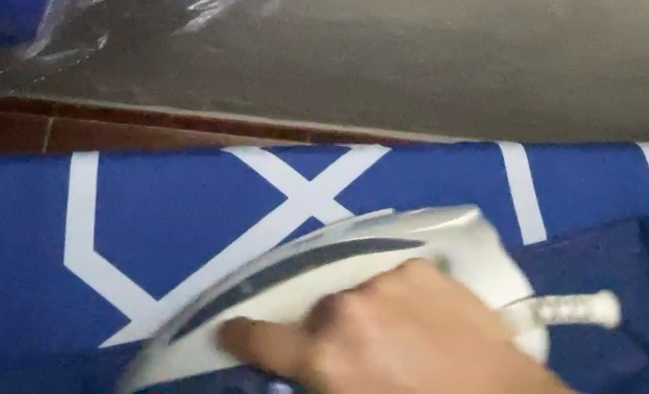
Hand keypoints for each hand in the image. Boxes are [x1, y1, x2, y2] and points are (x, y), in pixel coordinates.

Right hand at [218, 259, 570, 393]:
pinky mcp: (419, 266)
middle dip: (326, 335)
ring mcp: (384, 280)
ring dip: (364, 315)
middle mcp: (346, 307)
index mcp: (328, 354)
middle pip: (318, 315)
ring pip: (356, 294)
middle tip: (354, 360)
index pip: (264, 339)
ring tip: (396, 340)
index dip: (241, 336)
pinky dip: (397, 299)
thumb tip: (308, 370)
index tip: (228, 331)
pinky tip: (420, 322)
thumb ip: (324, 382)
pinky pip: (392, 280)